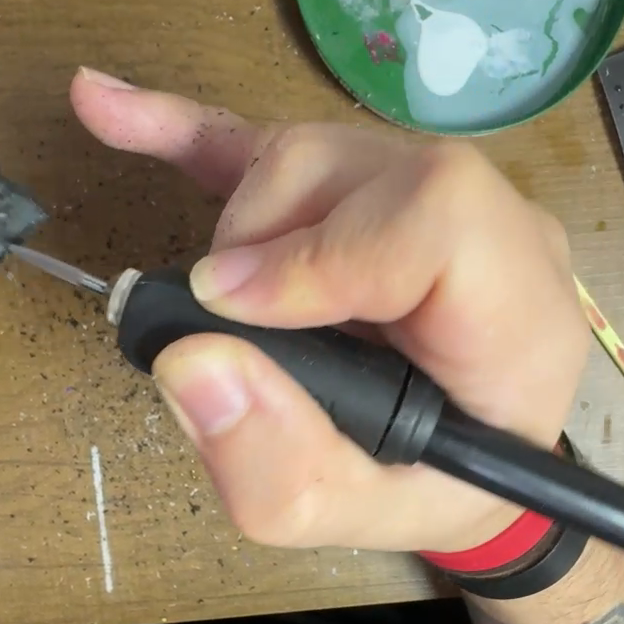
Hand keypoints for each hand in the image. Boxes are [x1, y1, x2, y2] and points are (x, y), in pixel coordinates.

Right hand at [71, 69, 587, 552]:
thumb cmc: (431, 489)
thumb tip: (189, 362)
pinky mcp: (366, 187)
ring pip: (313, 151)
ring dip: (237, 222)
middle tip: (223, 323)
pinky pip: (279, 140)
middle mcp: (493, 232)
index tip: (231, 305)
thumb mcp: (364, 517)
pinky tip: (106, 106)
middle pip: (361, 170)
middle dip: (260, 242)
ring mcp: (430, 196)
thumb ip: (285, 468)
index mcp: (517, 318)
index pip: (439, 216)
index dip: (321, 250)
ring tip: (221, 303)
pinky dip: (187, 129)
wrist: (465, 455)